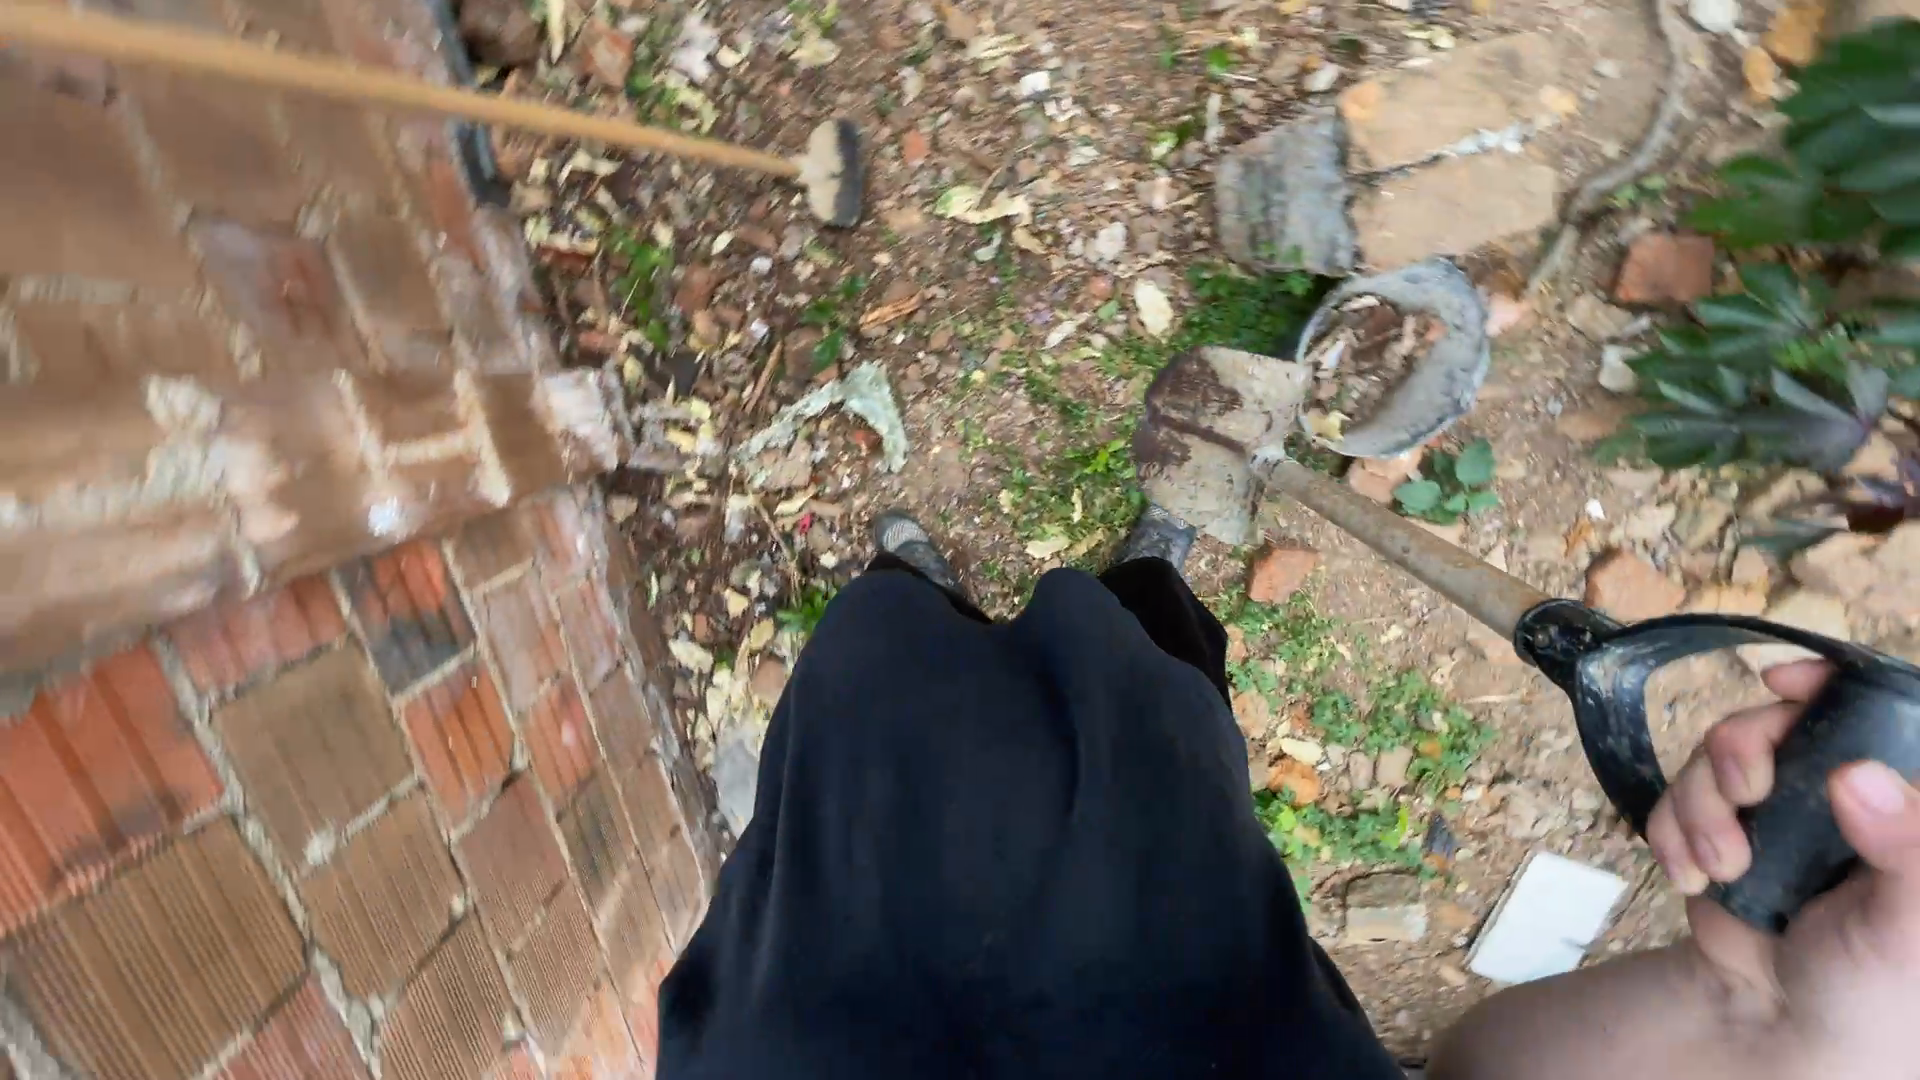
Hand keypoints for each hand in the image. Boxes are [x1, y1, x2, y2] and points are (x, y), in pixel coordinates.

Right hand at [1646, 659, 1919, 1071]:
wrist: (1774, 1017)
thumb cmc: (1880, 986)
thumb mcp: (1910, 928)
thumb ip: (1905, 853)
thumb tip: (1857, 773)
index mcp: (1900, 811)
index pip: (1875, 718)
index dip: (1828, 687)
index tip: (1783, 684)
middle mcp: (1835, 796)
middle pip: (1769, 726)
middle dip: (1736, 757)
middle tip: (1741, 796)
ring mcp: (1770, 809)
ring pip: (1710, 759)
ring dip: (1697, 810)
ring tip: (1718, 866)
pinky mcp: (1712, 823)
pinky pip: (1669, 796)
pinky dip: (1668, 831)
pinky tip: (1690, 873)